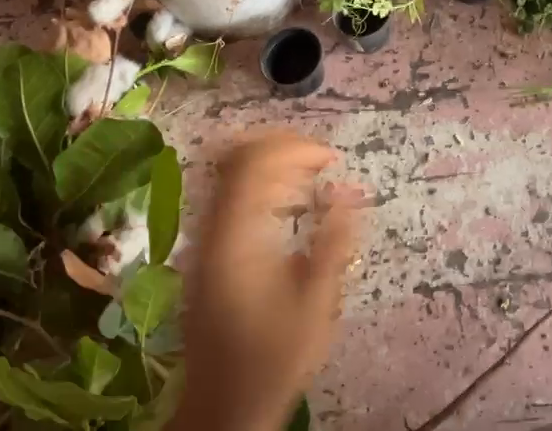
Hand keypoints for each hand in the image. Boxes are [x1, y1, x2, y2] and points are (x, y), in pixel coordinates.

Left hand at [177, 130, 364, 430]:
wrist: (222, 409)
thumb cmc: (273, 360)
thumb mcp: (316, 305)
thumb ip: (334, 242)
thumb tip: (351, 190)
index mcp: (237, 237)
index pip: (257, 162)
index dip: (297, 148)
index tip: (333, 161)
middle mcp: (210, 228)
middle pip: (236, 156)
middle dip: (282, 146)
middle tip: (321, 160)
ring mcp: (200, 239)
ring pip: (226, 171)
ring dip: (268, 162)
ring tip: (308, 177)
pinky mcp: (201, 252)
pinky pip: (224, 195)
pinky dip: (255, 183)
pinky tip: (284, 204)